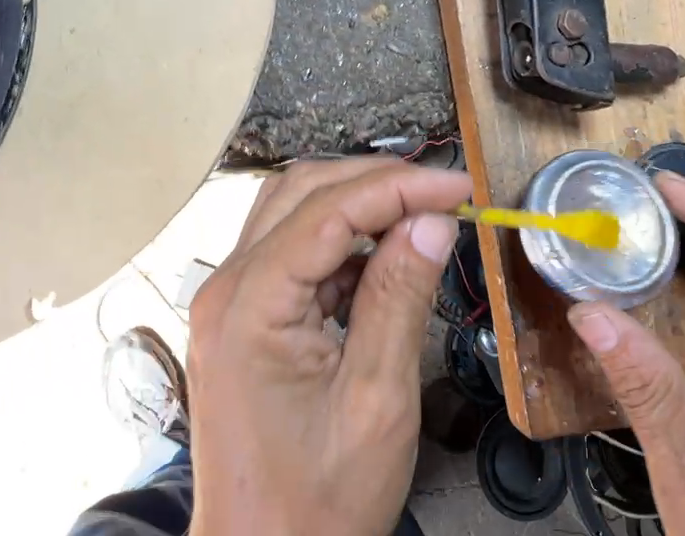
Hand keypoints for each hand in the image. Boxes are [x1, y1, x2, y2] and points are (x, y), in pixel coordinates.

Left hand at [185, 158, 472, 535]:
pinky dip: (340, 244)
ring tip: (419, 219)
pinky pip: (292, 252)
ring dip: (356, 205)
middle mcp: (226, 287)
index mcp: (249, 304)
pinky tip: (382, 260)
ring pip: (293, 212)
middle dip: (376, 183)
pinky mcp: (242, 316)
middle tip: (442, 195)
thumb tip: (431, 223)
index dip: (399, 187)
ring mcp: (228, 299)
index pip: (329, 209)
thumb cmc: (316, 502)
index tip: (458, 186)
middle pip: (301, 192)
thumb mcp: (376, 401)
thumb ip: (401, 299)